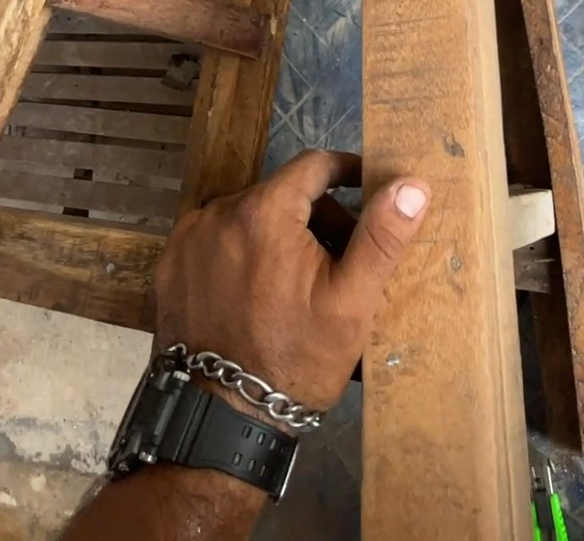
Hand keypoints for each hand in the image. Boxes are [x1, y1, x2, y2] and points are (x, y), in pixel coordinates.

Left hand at [151, 150, 431, 412]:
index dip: (347, 171)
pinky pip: (218, 237)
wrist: (221, 420)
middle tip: (342, 257)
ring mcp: (187, 237)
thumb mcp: (351, 300)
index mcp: (262, 210)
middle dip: (318, 215)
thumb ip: (381, 236)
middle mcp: (217, 210)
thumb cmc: (296, 357)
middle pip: (282, 192)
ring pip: (249, 214)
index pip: (314, 164)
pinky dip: (243, 250)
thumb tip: (412, 184)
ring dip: (279, 232)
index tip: (368, 188)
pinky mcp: (170, 264)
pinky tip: (258, 290)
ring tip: (301, 281)